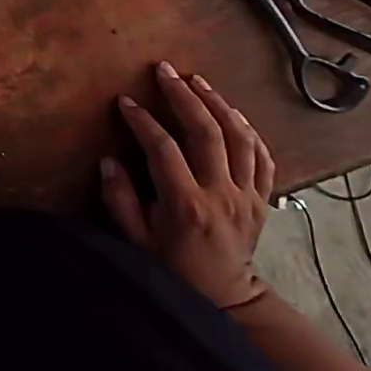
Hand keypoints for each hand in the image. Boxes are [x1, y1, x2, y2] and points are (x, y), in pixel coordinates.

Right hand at [100, 61, 277, 309]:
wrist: (227, 299)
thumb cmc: (175, 269)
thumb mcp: (137, 241)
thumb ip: (120, 200)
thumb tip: (108, 160)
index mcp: (187, 206)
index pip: (163, 150)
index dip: (142, 121)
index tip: (126, 102)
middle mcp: (222, 195)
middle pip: (207, 132)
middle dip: (183, 96)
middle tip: (164, 70)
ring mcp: (247, 195)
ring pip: (239, 137)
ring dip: (217, 103)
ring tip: (196, 80)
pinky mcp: (263, 197)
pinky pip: (262, 155)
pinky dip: (248, 129)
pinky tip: (230, 111)